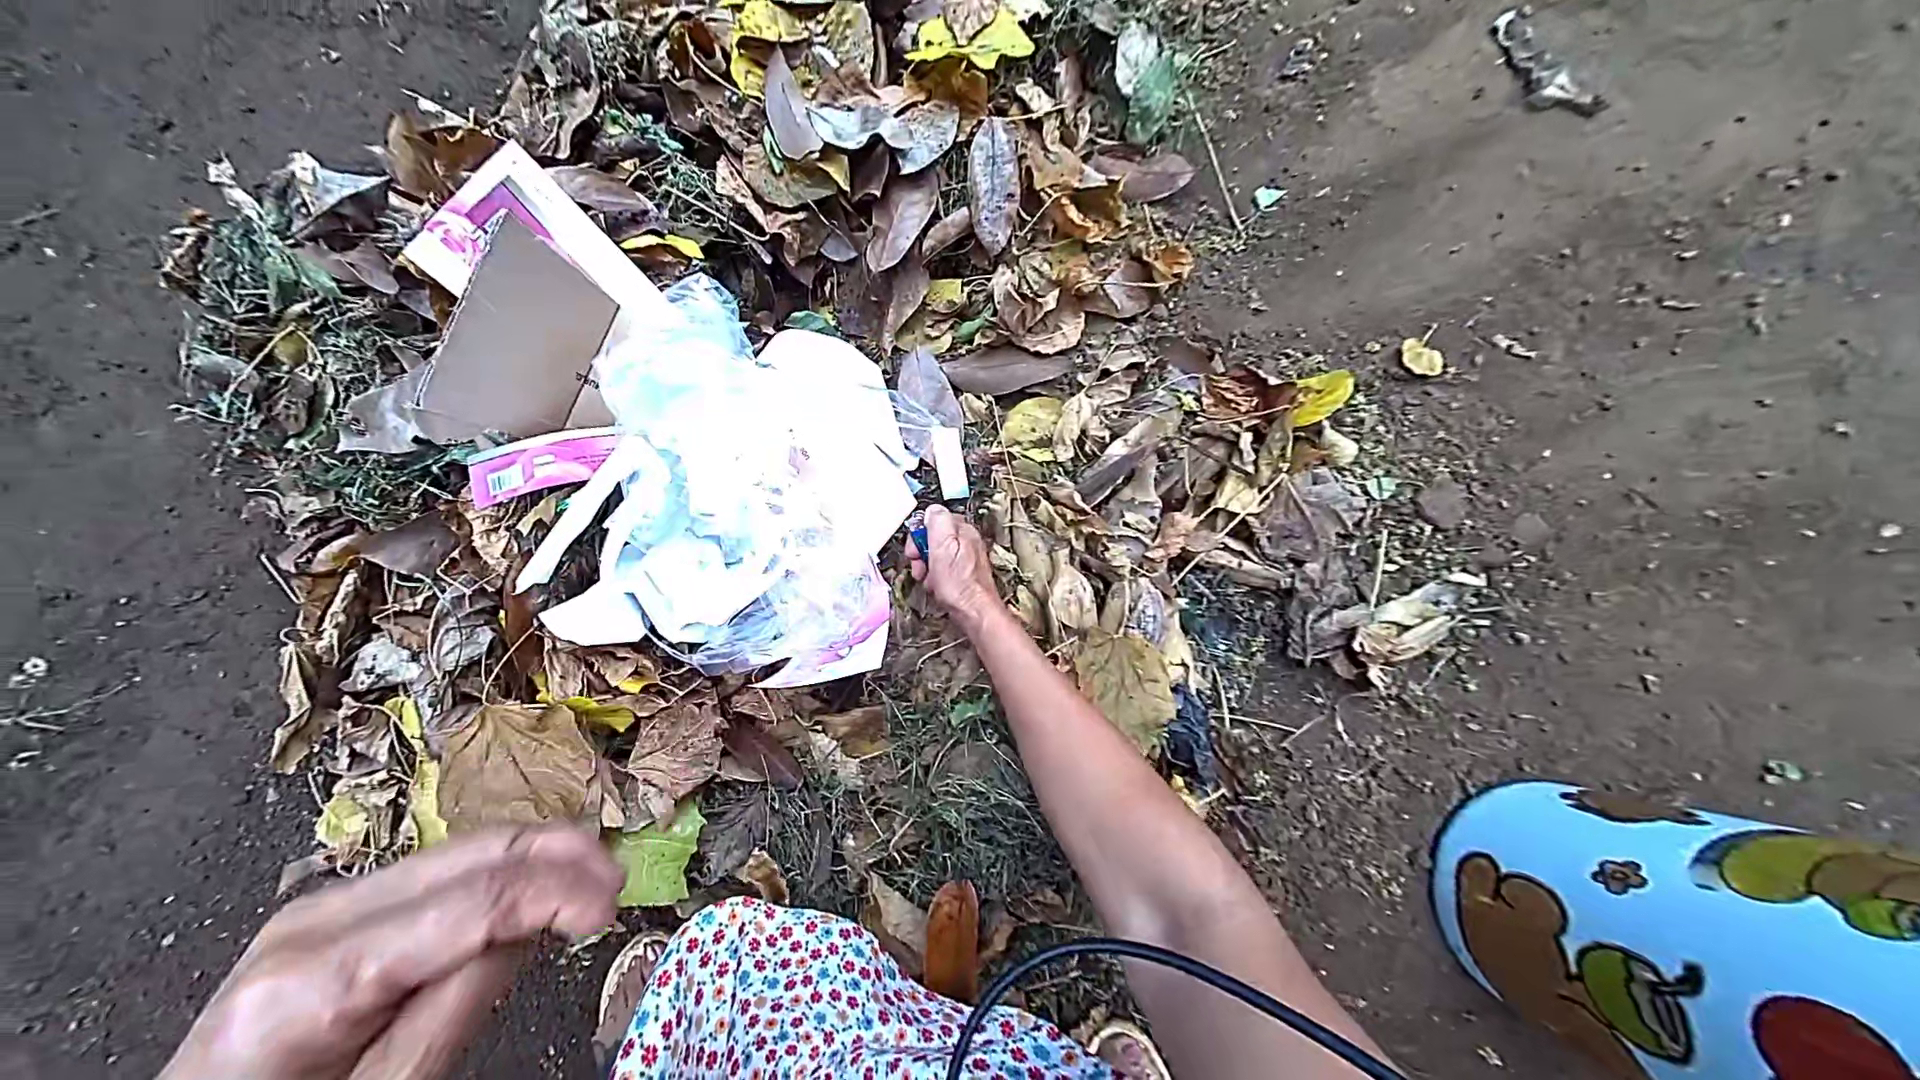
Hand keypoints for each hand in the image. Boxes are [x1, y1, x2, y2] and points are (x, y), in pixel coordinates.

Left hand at [161, 826, 620, 1079]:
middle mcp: (317, 918)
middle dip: (561, 854)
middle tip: (616, 879)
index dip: (557, 891)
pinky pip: (447, 871)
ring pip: (468, 848)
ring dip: (543, 855)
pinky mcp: (343, 907)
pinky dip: (508, 869)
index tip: (611, 907)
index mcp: (312, 979)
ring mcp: (327, 904)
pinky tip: (541, 883)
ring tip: (594, 877)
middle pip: (474, 853)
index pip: (474, 900)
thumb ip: (457, 1007)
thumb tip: (532, 925)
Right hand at [905, 504, 1003, 631]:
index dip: (919, 535)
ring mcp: (966, 558)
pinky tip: (937, 586)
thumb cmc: (960, 585)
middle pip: (933, 538)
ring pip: (936, 556)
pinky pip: (942, 570)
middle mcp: (966, 541)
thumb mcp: (942, 546)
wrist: (974, 612)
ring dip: (928, 567)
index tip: (916, 549)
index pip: (933, 520)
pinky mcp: (963, 574)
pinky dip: (936, 578)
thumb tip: (932, 509)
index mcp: (962, 530)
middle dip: (922, 553)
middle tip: (921, 565)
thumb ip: (937, 522)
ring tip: (930, 579)